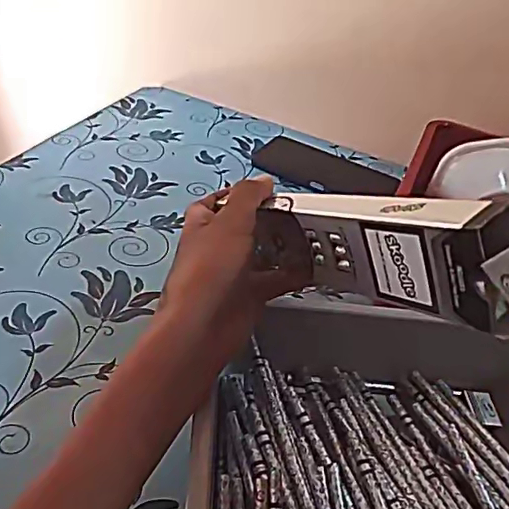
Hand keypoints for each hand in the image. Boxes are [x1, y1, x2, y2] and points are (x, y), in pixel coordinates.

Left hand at [155, 177, 310, 369]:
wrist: (204, 326)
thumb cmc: (202, 275)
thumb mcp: (229, 221)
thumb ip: (247, 197)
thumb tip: (261, 181)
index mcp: (203, 225)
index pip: (220, 201)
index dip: (241, 194)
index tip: (265, 190)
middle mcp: (217, 249)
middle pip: (246, 227)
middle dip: (268, 221)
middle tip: (292, 214)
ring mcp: (233, 274)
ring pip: (262, 255)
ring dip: (282, 248)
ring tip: (304, 238)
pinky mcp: (248, 296)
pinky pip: (274, 281)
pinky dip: (291, 275)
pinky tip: (306, 268)